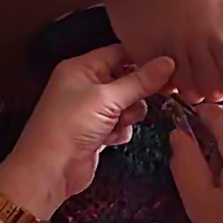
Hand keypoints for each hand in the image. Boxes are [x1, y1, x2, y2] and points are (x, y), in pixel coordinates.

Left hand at [0, 45, 176, 219]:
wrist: (51, 169)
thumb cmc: (71, 125)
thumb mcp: (107, 98)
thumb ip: (139, 81)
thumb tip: (168, 62)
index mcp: (80, 68)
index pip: (118, 53)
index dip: (144, 58)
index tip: (172, 65)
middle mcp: (85, 85)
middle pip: (126, 79)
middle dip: (138, 91)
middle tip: (163, 93)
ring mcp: (91, 110)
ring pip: (128, 104)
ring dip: (128, 115)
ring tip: (115, 123)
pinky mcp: (97, 131)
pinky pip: (121, 124)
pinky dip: (119, 131)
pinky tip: (108, 139)